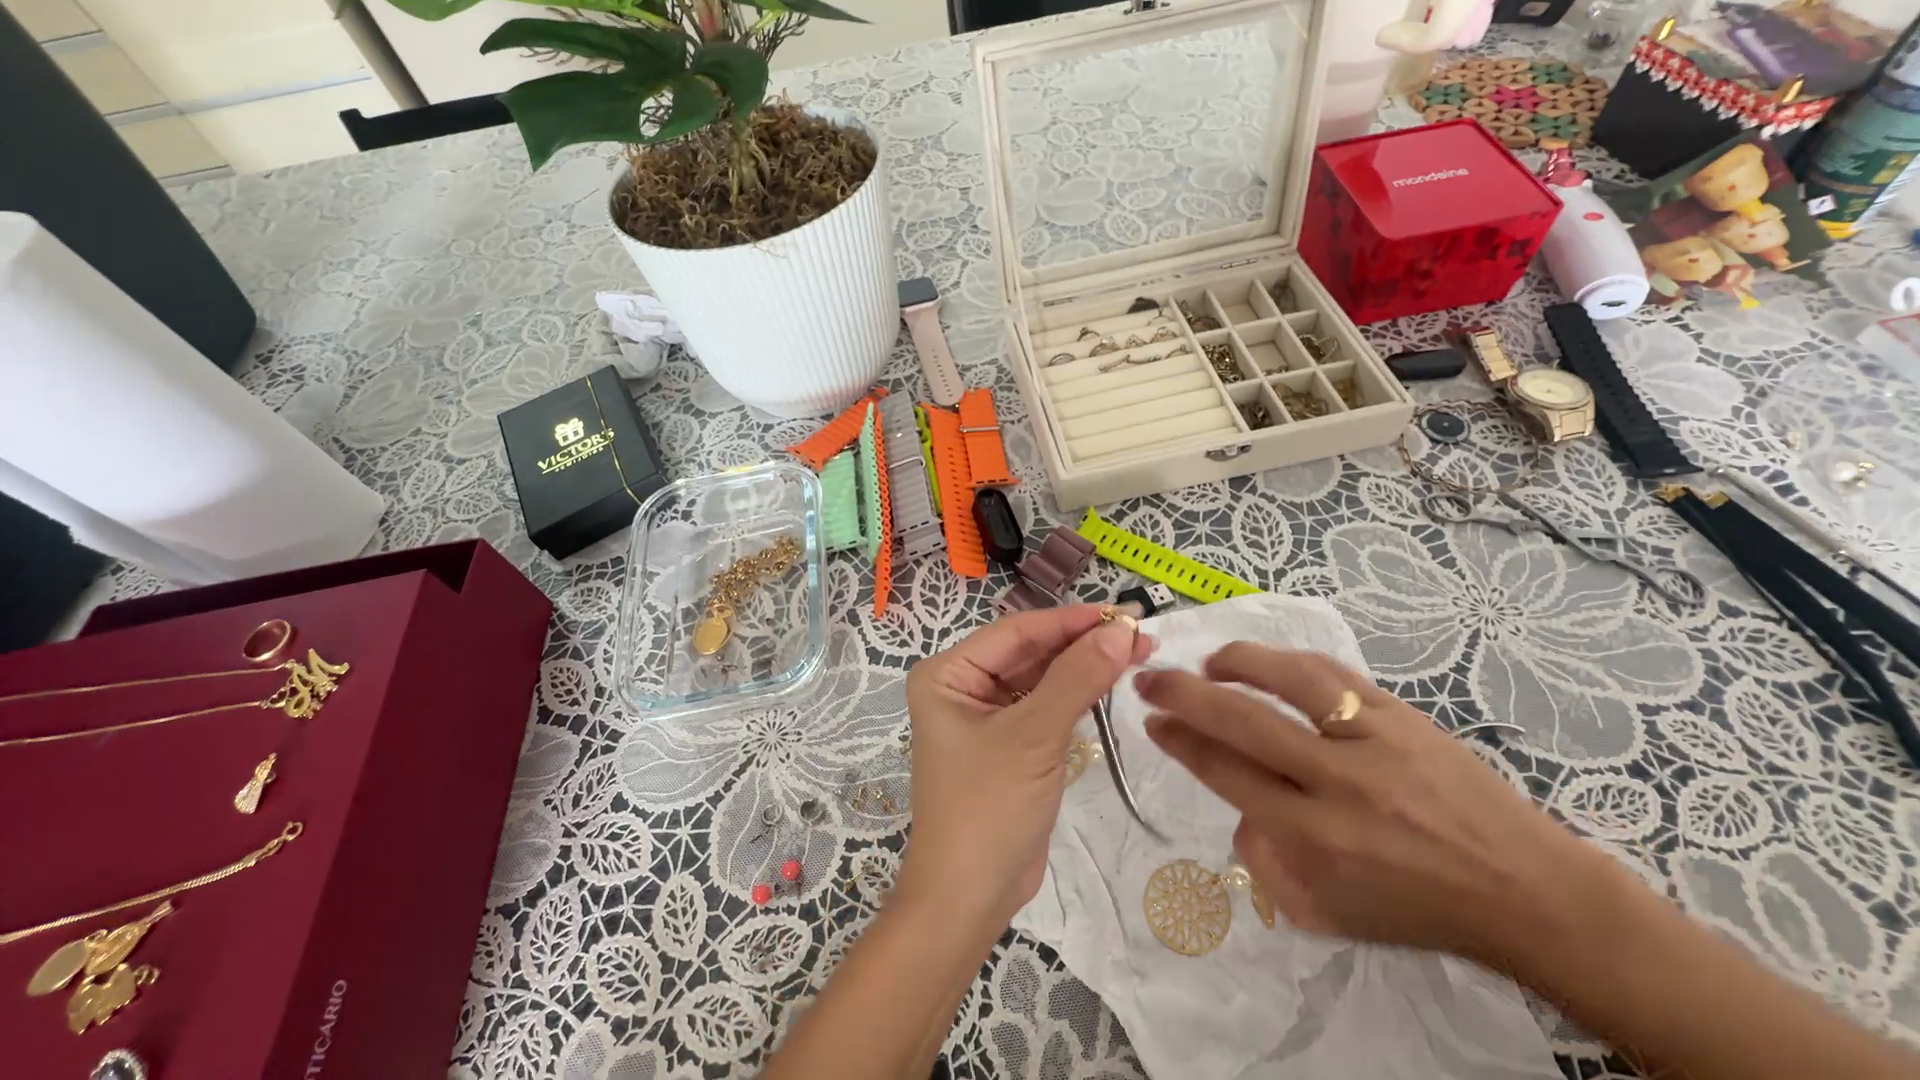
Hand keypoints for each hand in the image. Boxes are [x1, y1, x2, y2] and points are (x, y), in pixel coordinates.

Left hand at [900, 605, 1152, 931]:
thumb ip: (1077, 679)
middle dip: (1083, 645)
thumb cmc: (988, 808)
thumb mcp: (1033, 737)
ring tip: (1139, 655)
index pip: (1017, 632)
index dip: (1072, 621)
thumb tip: (1121, 630)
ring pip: (1042, 679)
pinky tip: (1112, 685)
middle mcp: (962, 688)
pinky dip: (1077, 697)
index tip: (1127, 614)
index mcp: (948, 675)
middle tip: (1143, 636)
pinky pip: (1045, 708)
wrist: (969, 896)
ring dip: (1085, 669)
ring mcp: (985, 719)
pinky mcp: (1009, 747)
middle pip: (1031, 653)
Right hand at [1136, 645, 1618, 965]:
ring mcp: (1375, 741)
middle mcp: (1338, 783)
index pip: (1226, 772)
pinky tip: (1268, 663)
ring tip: (1208, 661)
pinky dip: (1290, 662)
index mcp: (1314, 838)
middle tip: (1149, 680)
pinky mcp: (1405, 716)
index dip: (1180, 741)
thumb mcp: (1322, 912)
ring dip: (1238, 663)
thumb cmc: (1414, 909)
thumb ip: (1264, 861)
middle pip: (1243, 722)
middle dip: (1184, 695)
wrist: (1522, 889)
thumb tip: (1238, 804)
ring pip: (1291, 681)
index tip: (1154, 722)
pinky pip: (1336, 676)